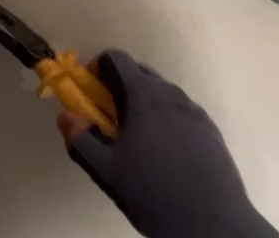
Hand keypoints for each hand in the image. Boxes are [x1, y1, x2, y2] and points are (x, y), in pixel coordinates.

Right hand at [58, 51, 278, 237]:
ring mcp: (194, 110)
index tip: (91, 93)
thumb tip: (66, 116)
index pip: (116, 58)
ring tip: (139, 141)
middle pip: (139, 72)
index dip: (98, 68)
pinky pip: (181, 111)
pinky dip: (167, 119)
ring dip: (144, 103)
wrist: (212, 226)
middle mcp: (170, 93)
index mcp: (143, 95)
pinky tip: (166, 154)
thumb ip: (81, 140)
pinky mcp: (210, 130)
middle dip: (120, 86)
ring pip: (162, 92)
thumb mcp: (107, 171)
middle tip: (111, 119)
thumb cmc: (153, 193)